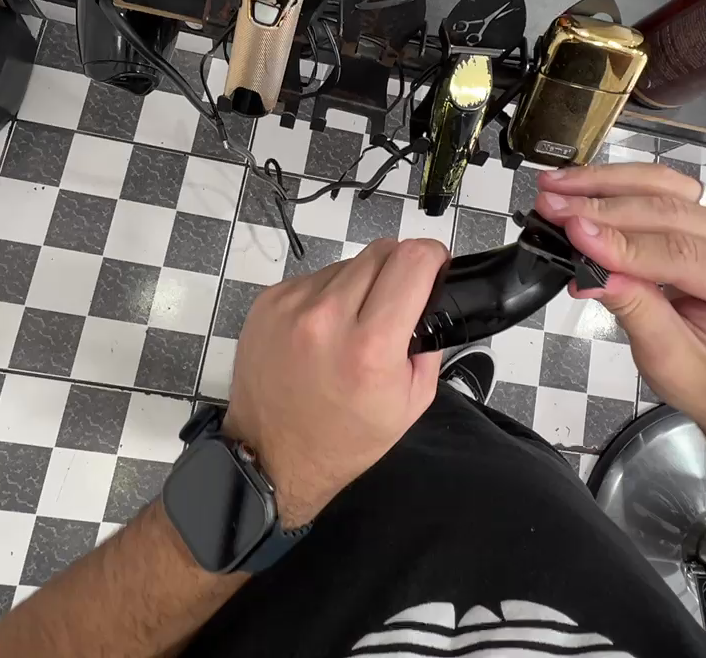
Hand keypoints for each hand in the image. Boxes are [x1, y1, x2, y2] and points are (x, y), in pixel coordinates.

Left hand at [221, 238, 446, 528]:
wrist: (271, 455)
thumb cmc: (344, 438)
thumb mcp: (412, 401)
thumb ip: (429, 340)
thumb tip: (432, 292)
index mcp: (370, 346)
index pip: (413, 260)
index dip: (433, 257)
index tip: (436, 267)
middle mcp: (328, 317)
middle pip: (383, 250)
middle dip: (400, 269)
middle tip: (398, 301)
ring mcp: (293, 304)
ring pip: (349, 261)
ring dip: (362, 283)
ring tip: (354, 323)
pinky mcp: (269, 300)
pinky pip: (317, 277)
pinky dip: (329, 294)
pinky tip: (324, 329)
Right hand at [535, 164, 705, 442]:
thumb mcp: (672, 362)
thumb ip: (637, 311)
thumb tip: (590, 273)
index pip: (685, 253)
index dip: (624, 241)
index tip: (571, 229)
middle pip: (673, 211)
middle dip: (603, 206)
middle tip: (549, 203)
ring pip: (667, 187)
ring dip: (605, 184)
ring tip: (556, 185)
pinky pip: (667, 188)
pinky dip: (619, 186)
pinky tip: (583, 184)